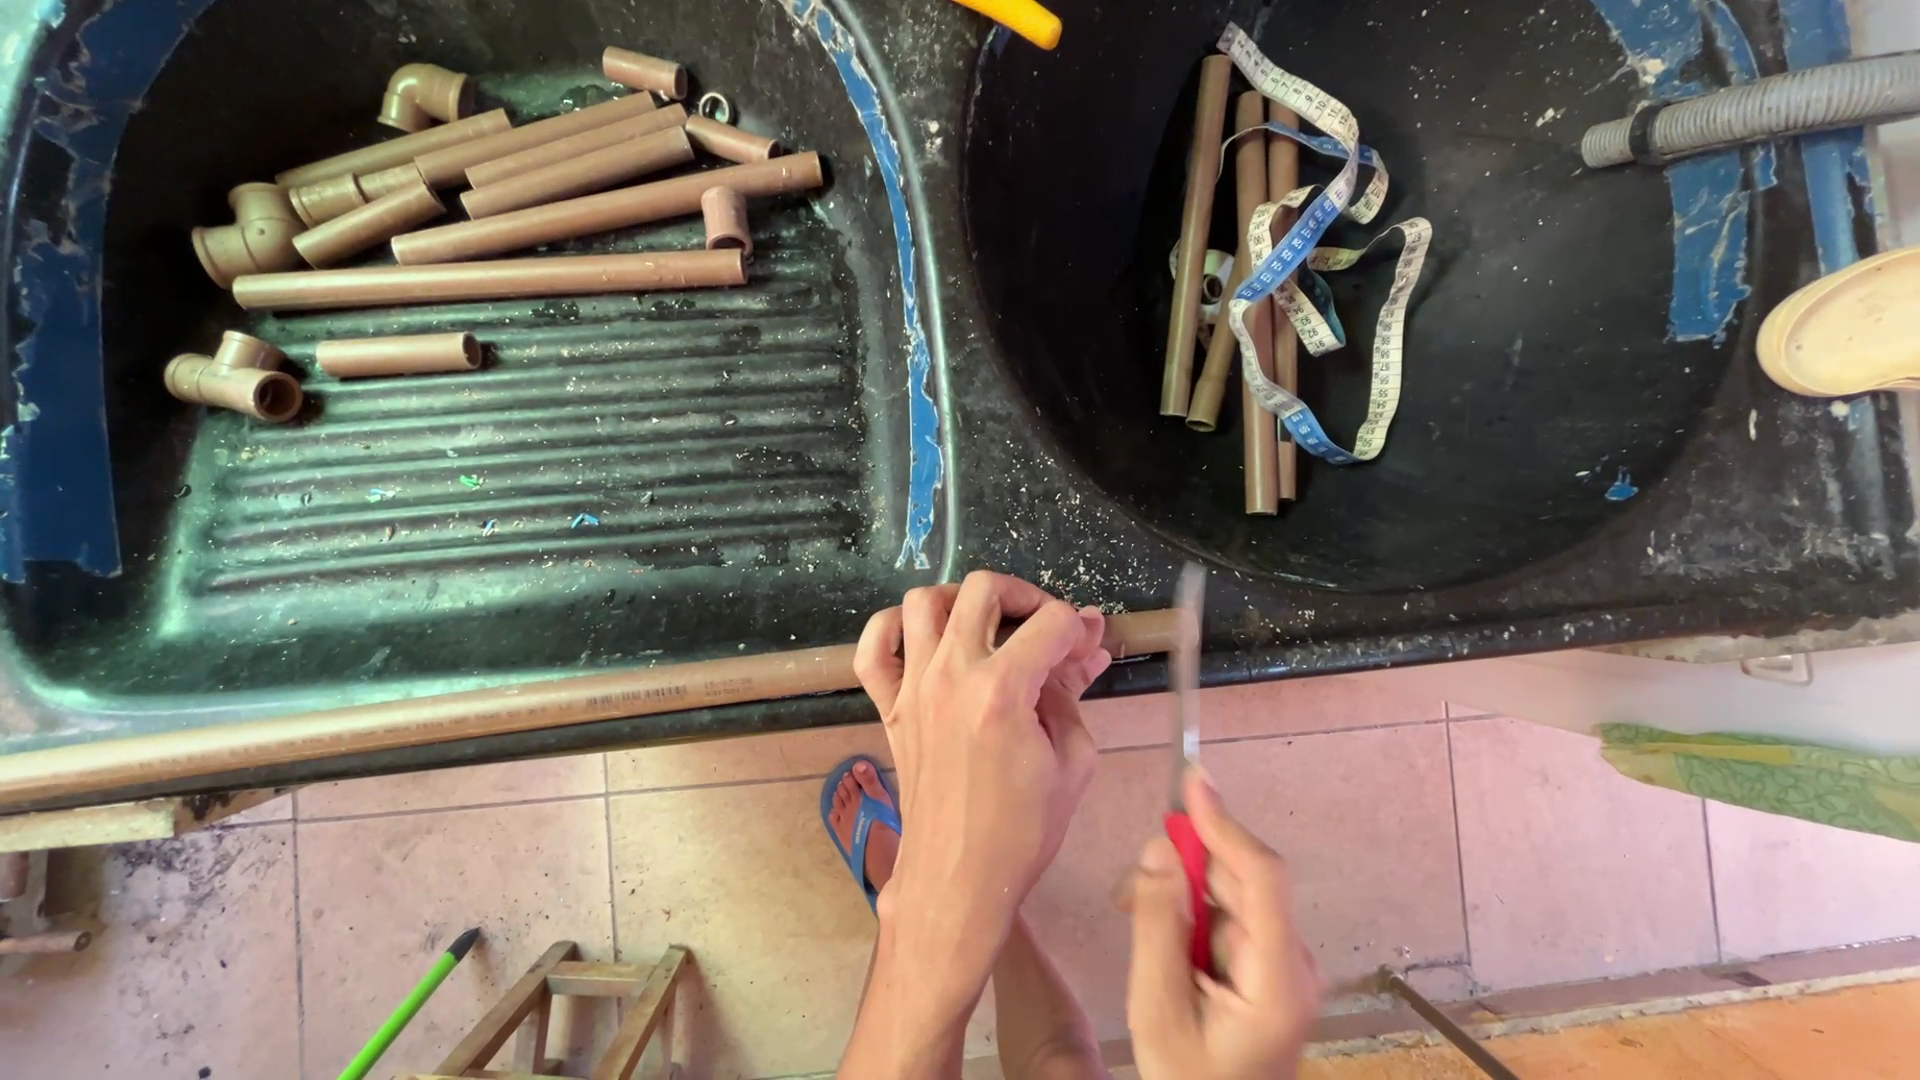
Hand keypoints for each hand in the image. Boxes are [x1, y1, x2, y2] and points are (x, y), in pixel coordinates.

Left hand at [853, 571, 1109, 945]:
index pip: (1052, 622)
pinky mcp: (889, 706)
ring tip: (986, 626)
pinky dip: (892, 630)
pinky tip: (921, 641)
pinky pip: (873, 648)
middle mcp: (951, 674)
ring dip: (960, 601)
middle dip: (1025, 596)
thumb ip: (1074, 693)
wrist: (958, 878)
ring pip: (924, 602)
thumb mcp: (1072, 761)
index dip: (1079, 628)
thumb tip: (1088, 646)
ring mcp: (912, 686)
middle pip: (983, 589)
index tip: (1085, 647)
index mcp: (1002, 690)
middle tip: (1042, 627)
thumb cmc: (1024, 829)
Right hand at [1126, 771, 1321, 1079]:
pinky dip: (1189, 908)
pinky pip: (1226, 911)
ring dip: (1180, 889)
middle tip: (1126, 892)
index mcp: (1277, 979)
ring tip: (1134, 916)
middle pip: (1240, 878)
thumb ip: (1157, 925)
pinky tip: (1160, 933)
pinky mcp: (1267, 963)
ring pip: (1228, 889)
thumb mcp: (1155, 1008)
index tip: (1191, 781)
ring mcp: (1283, 961)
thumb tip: (1158, 849)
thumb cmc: (1186, 1078)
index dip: (1226, 824)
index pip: (1263, 878)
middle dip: (1183, 865)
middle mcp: (1292, 960)